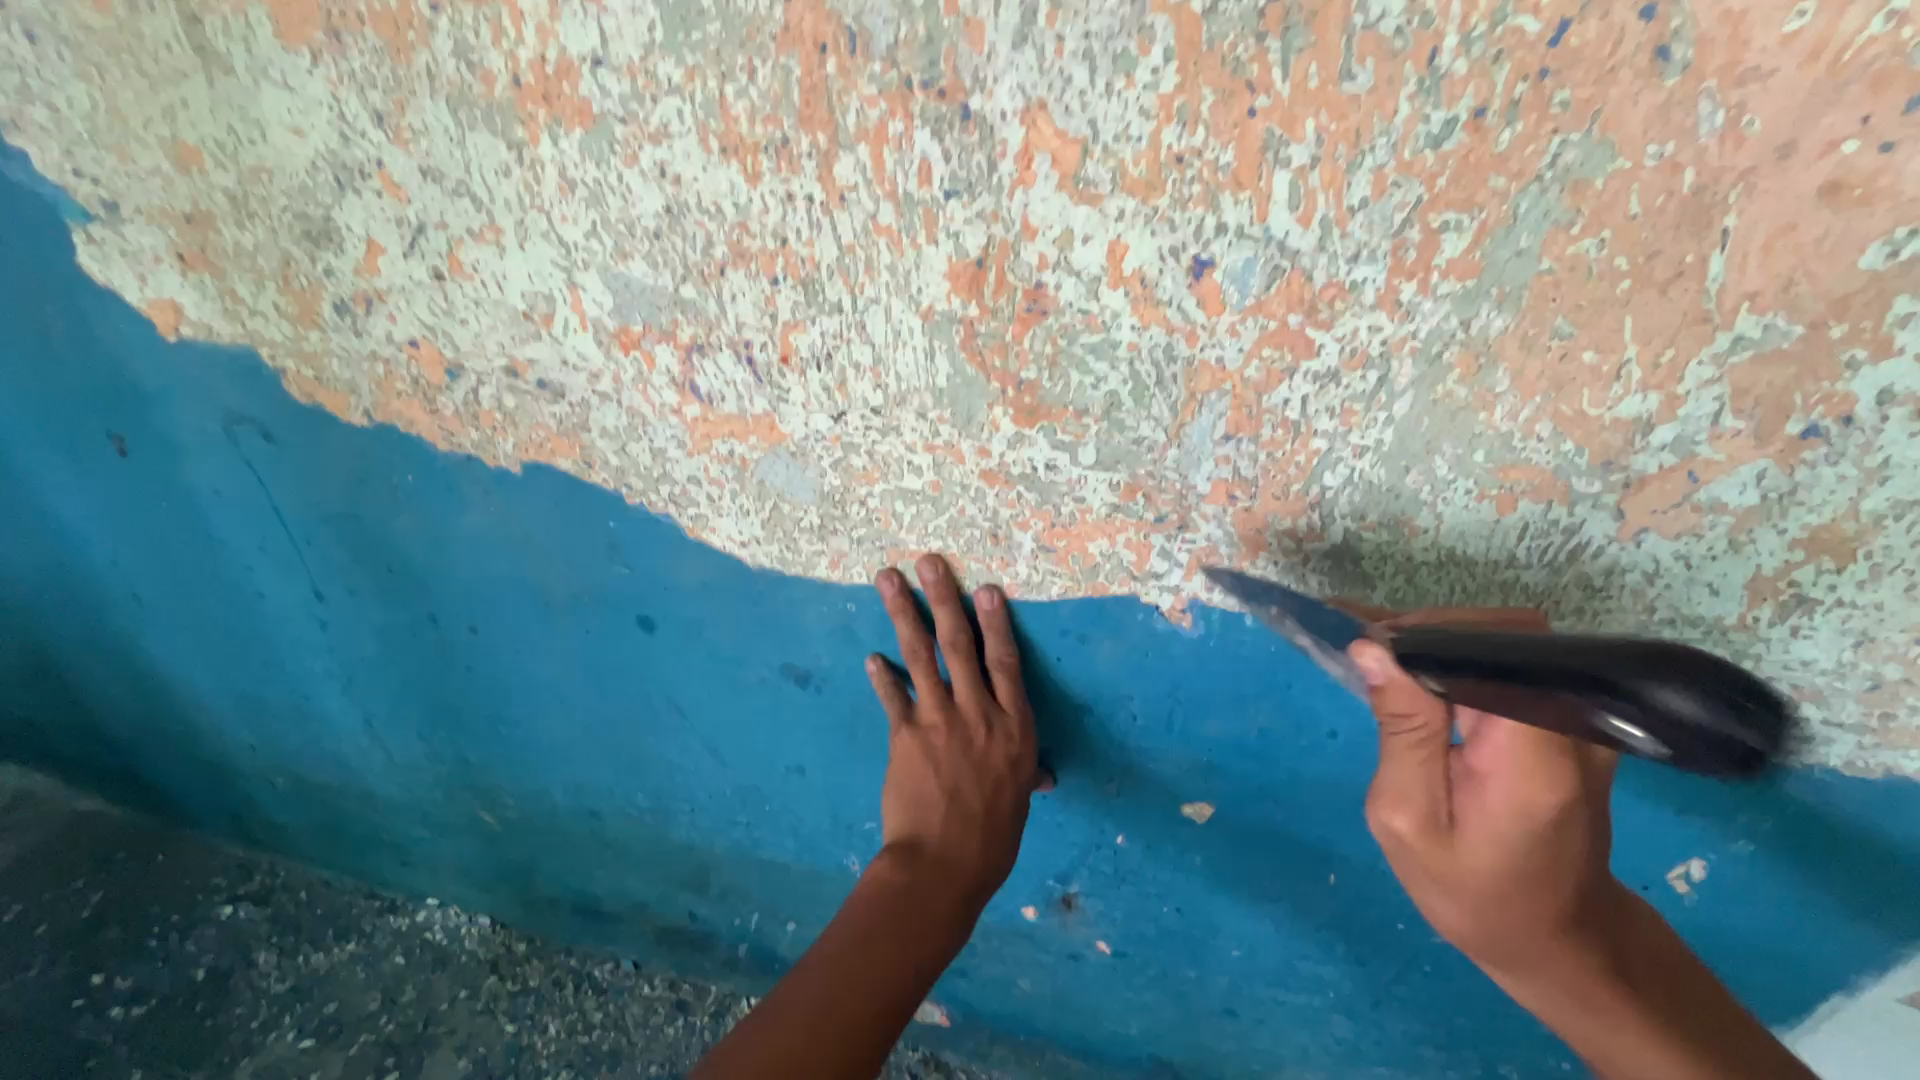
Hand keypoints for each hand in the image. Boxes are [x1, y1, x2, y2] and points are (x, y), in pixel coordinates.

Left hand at [867, 554, 1047, 909]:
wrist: (944, 866)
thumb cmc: (992, 838)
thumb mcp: (1018, 800)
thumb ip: (1025, 773)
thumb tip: (1044, 775)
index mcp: (1013, 726)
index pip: (1005, 661)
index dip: (996, 622)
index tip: (985, 588)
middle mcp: (978, 713)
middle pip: (959, 644)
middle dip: (943, 598)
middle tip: (928, 561)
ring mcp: (939, 721)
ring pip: (921, 656)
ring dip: (902, 614)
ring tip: (887, 580)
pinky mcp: (905, 736)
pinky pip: (893, 697)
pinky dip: (882, 676)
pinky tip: (871, 656)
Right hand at [1349, 609, 1621, 978]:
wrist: (1552, 936)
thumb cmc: (1469, 890)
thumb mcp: (1407, 819)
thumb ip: (1400, 729)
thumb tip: (1372, 649)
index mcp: (1533, 753)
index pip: (1492, 651)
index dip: (1426, 632)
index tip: (1368, 644)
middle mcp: (1575, 724)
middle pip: (1503, 637)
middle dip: (1426, 632)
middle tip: (1366, 654)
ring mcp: (1583, 721)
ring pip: (1508, 646)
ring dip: (1440, 646)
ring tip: (1385, 666)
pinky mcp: (1574, 722)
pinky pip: (1515, 670)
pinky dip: (1463, 664)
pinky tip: (1421, 683)